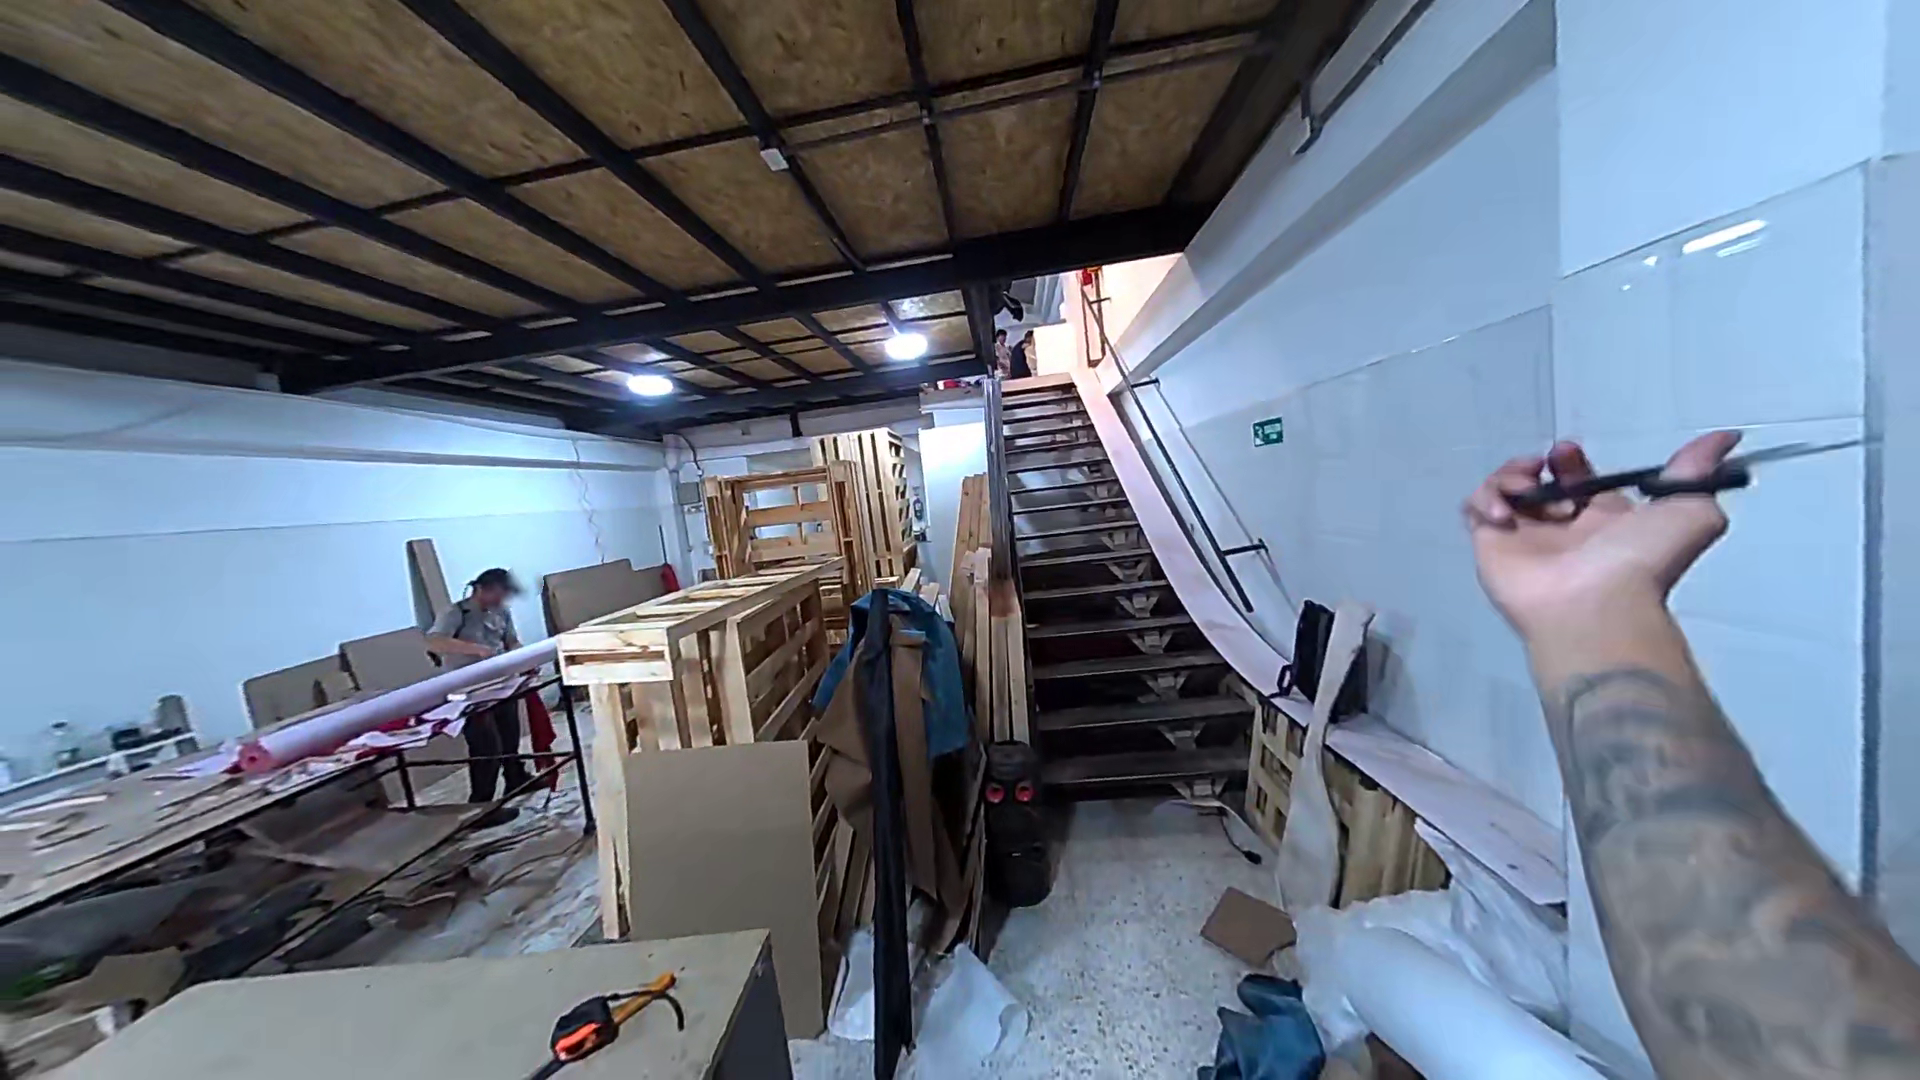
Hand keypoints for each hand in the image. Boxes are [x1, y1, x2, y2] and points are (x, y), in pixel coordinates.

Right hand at [1463, 432, 1740, 637]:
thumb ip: (1692, 473)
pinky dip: (1483, 500)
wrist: (1589, 601)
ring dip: (1507, 479)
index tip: (1567, 454)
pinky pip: (1472, 507)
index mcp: (1598, 515)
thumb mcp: (1688, 512)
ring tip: (1523, 492)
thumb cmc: (1637, 559)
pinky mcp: (1486, 540)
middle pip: (1533, 479)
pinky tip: (1503, 513)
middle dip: (1533, 465)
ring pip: (1500, 488)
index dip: (1569, 460)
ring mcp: (1518, 531)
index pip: (1574, 476)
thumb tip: (1724, 436)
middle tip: (1541, 467)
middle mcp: (1556, 521)